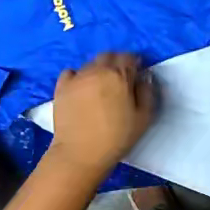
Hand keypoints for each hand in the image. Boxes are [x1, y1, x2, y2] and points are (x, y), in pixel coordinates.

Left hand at [49, 52, 156, 175]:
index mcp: (118, 75)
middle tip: (120, 79)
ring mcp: (77, 77)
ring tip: (100, 87)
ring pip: (90, 64)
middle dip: (117, 62)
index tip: (137, 73)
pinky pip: (71, 72)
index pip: (129, 57)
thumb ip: (147, 93)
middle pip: (108, 56)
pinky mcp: (61, 86)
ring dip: (98, 69)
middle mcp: (96, 70)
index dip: (135, 63)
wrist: (80, 153)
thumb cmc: (116, 138)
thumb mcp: (143, 118)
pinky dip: (78, 76)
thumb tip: (144, 77)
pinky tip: (81, 88)